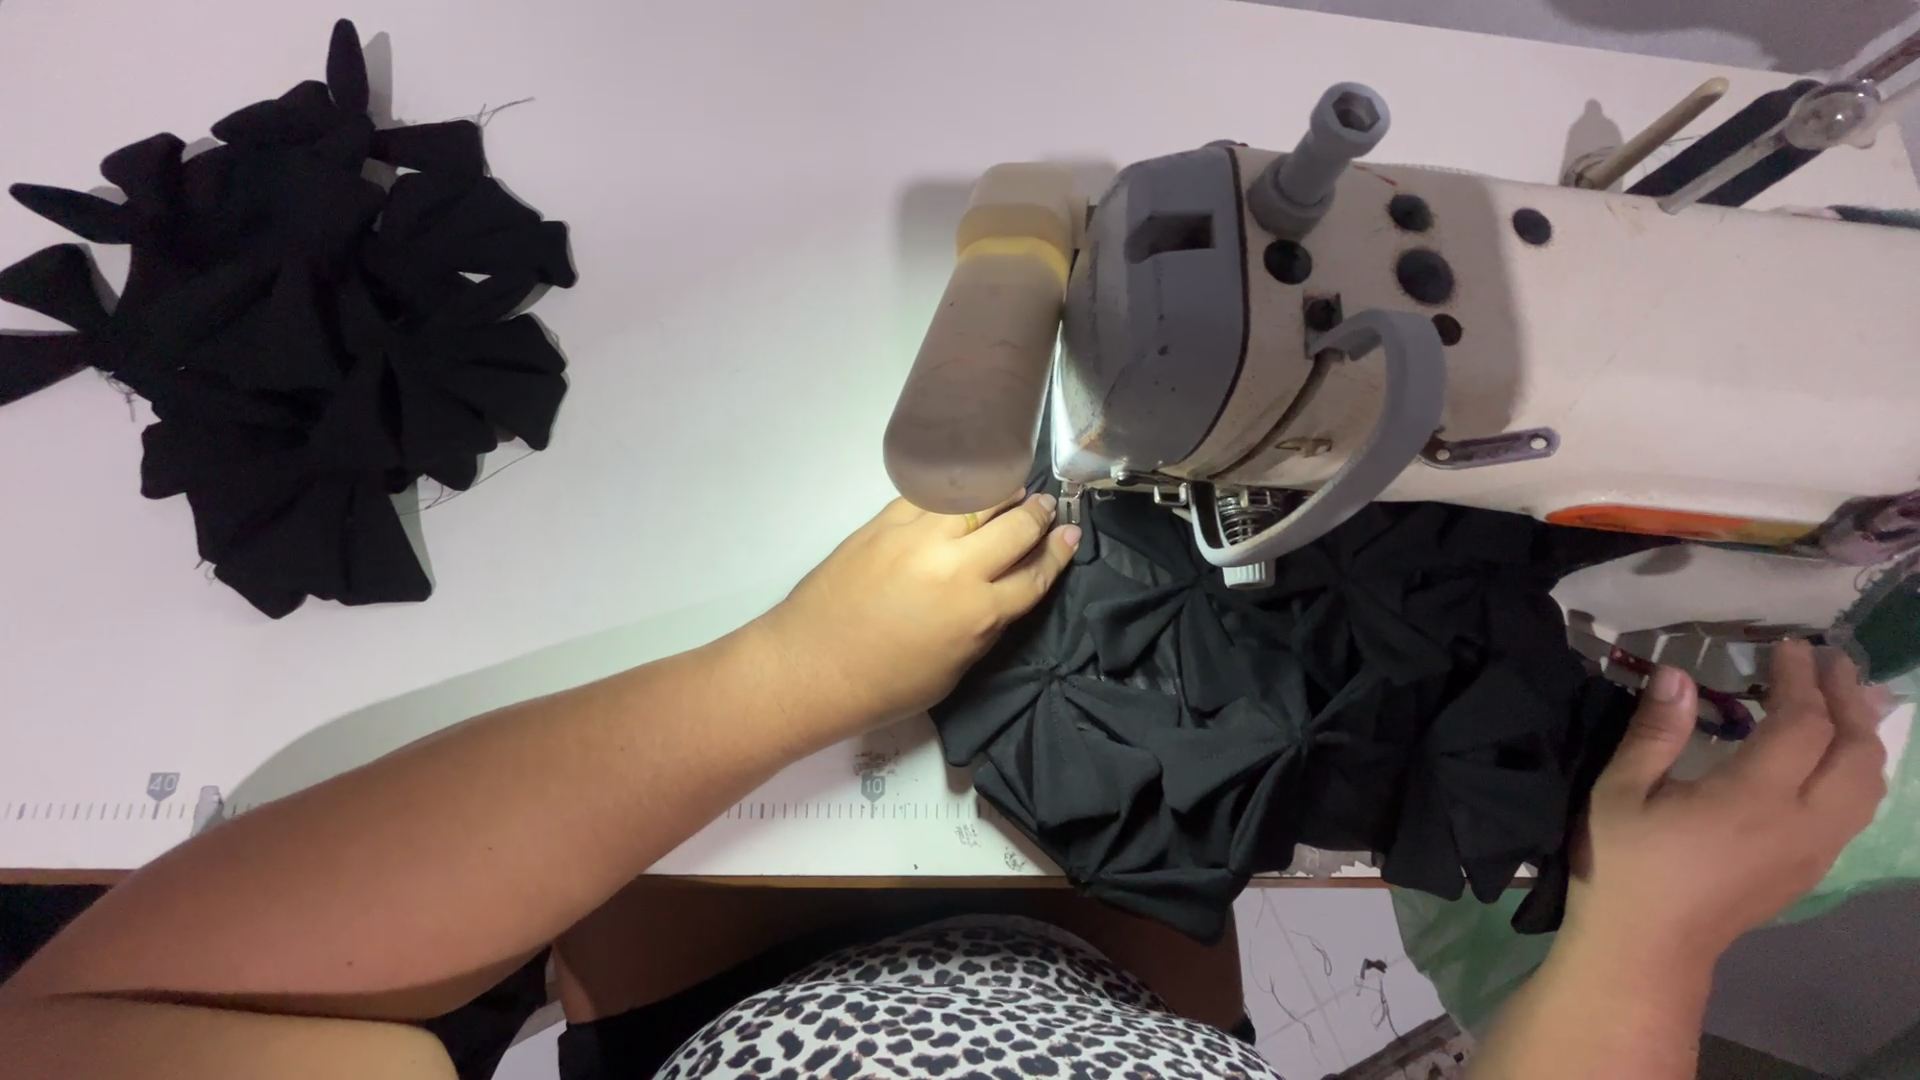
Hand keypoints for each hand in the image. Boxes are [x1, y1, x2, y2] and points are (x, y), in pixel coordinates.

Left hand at [752, 492, 1080, 743]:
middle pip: (1015, 527)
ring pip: (977, 498)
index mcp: (979, 613)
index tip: (1070, 535)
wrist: (811, 666)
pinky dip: (956, 489)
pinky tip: (965, 486)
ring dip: (1003, 491)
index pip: (1034, 574)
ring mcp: (919, 538)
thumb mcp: (955, 669)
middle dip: (1039, 514)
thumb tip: (1003, 590)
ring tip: (1013, 488)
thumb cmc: (884, 685)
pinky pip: (931, 495)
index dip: (1058, 552)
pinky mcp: (885, 522)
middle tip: (1047, 505)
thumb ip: (985, 625)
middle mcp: (957, 567)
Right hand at [1564, 641, 1888, 973]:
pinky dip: (1858, 766)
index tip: (1790, 646)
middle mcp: (1804, 822)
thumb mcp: (1621, 788)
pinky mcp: (1812, 863)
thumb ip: (1656, 732)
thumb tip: (1679, 675)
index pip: (1802, 725)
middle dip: (1847, 699)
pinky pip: (1858, 806)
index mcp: (1754, 798)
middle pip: (1855, 752)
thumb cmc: (1623, 856)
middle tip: (1828, 660)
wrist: (1648, 936)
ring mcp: (1816, 847)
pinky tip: (1834, 754)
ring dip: (1863, 733)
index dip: (1800, 681)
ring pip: (1870, 783)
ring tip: (1847, 697)